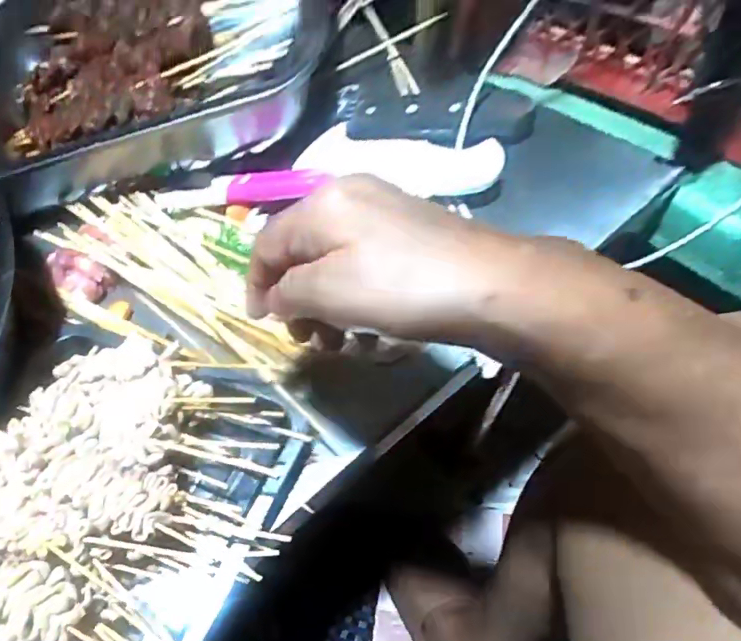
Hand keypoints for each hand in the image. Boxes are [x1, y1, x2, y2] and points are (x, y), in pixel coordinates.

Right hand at [245, 176, 527, 350]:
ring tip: (344, 343)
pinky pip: (363, 268)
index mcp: (321, 203)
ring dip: (329, 310)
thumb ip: (287, 293)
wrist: (485, 284)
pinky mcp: (407, 235)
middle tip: (310, 340)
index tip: (261, 322)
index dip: (255, 285)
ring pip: (332, 266)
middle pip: (300, 255)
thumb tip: (273, 297)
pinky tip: (374, 331)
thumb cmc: (396, 288)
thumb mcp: (327, 293)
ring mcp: (381, 214)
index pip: (266, 242)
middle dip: (298, 303)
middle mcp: (348, 197)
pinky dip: (357, 302)